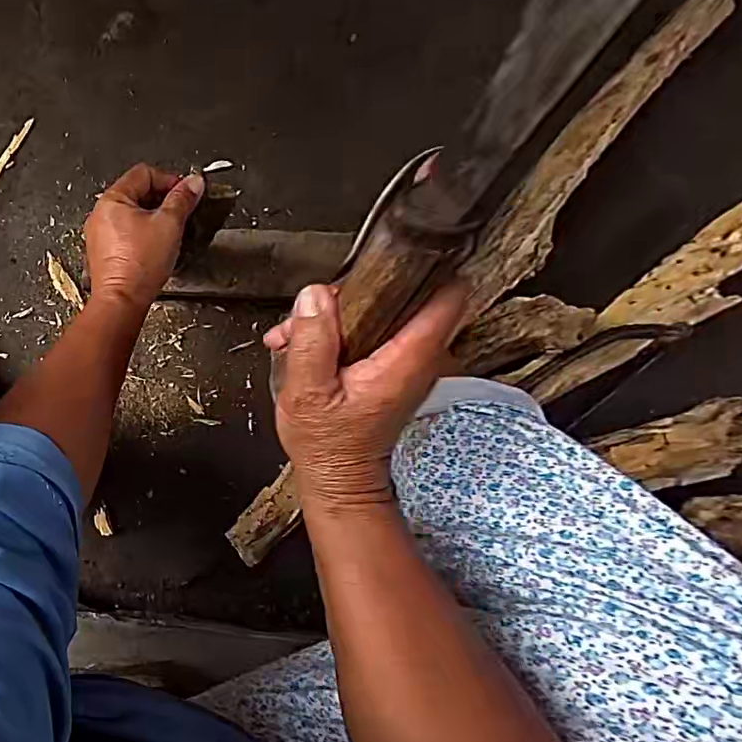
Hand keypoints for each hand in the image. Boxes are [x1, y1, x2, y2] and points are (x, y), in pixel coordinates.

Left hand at [82, 164, 204, 309]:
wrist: (121, 301)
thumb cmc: (138, 266)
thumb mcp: (169, 224)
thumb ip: (182, 199)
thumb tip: (193, 183)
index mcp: (111, 200)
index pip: (144, 174)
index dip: (169, 180)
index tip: (186, 192)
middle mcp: (100, 215)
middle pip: (137, 193)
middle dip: (162, 200)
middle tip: (181, 212)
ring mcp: (100, 235)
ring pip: (132, 215)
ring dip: (153, 218)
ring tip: (169, 232)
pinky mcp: (104, 253)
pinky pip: (126, 234)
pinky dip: (142, 235)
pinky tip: (155, 247)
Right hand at [264, 281, 467, 514]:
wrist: (336, 475)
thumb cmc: (327, 444)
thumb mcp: (307, 391)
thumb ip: (312, 341)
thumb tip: (315, 296)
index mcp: (406, 359)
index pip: (443, 295)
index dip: (416, 271)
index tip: (380, 266)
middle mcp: (417, 358)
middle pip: (398, 297)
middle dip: (346, 300)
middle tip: (309, 319)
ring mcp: (406, 362)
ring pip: (377, 313)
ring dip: (333, 319)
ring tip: (297, 339)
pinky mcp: (391, 368)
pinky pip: (368, 332)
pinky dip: (336, 335)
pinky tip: (306, 350)